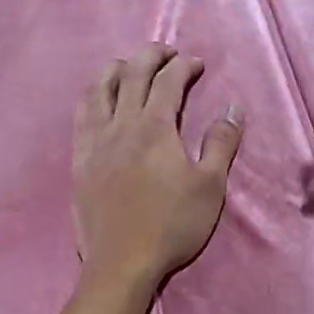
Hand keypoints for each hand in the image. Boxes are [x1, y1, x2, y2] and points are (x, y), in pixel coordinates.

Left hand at [73, 44, 242, 286]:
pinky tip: (97, 102)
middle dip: (151, 56)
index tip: (197, 63)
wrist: (122, 261)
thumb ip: (221, 144)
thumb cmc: (173, 225)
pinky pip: (80, 116)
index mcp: (154, 128)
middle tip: (167, 53)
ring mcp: (95, 141)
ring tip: (127, 66)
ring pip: (98, 88)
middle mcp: (121, 124)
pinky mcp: (80, 160)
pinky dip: (92, 96)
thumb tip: (233, 108)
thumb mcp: (210, 187)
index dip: (184, 66)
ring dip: (115, 68)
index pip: (168, 82)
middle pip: (132, 74)